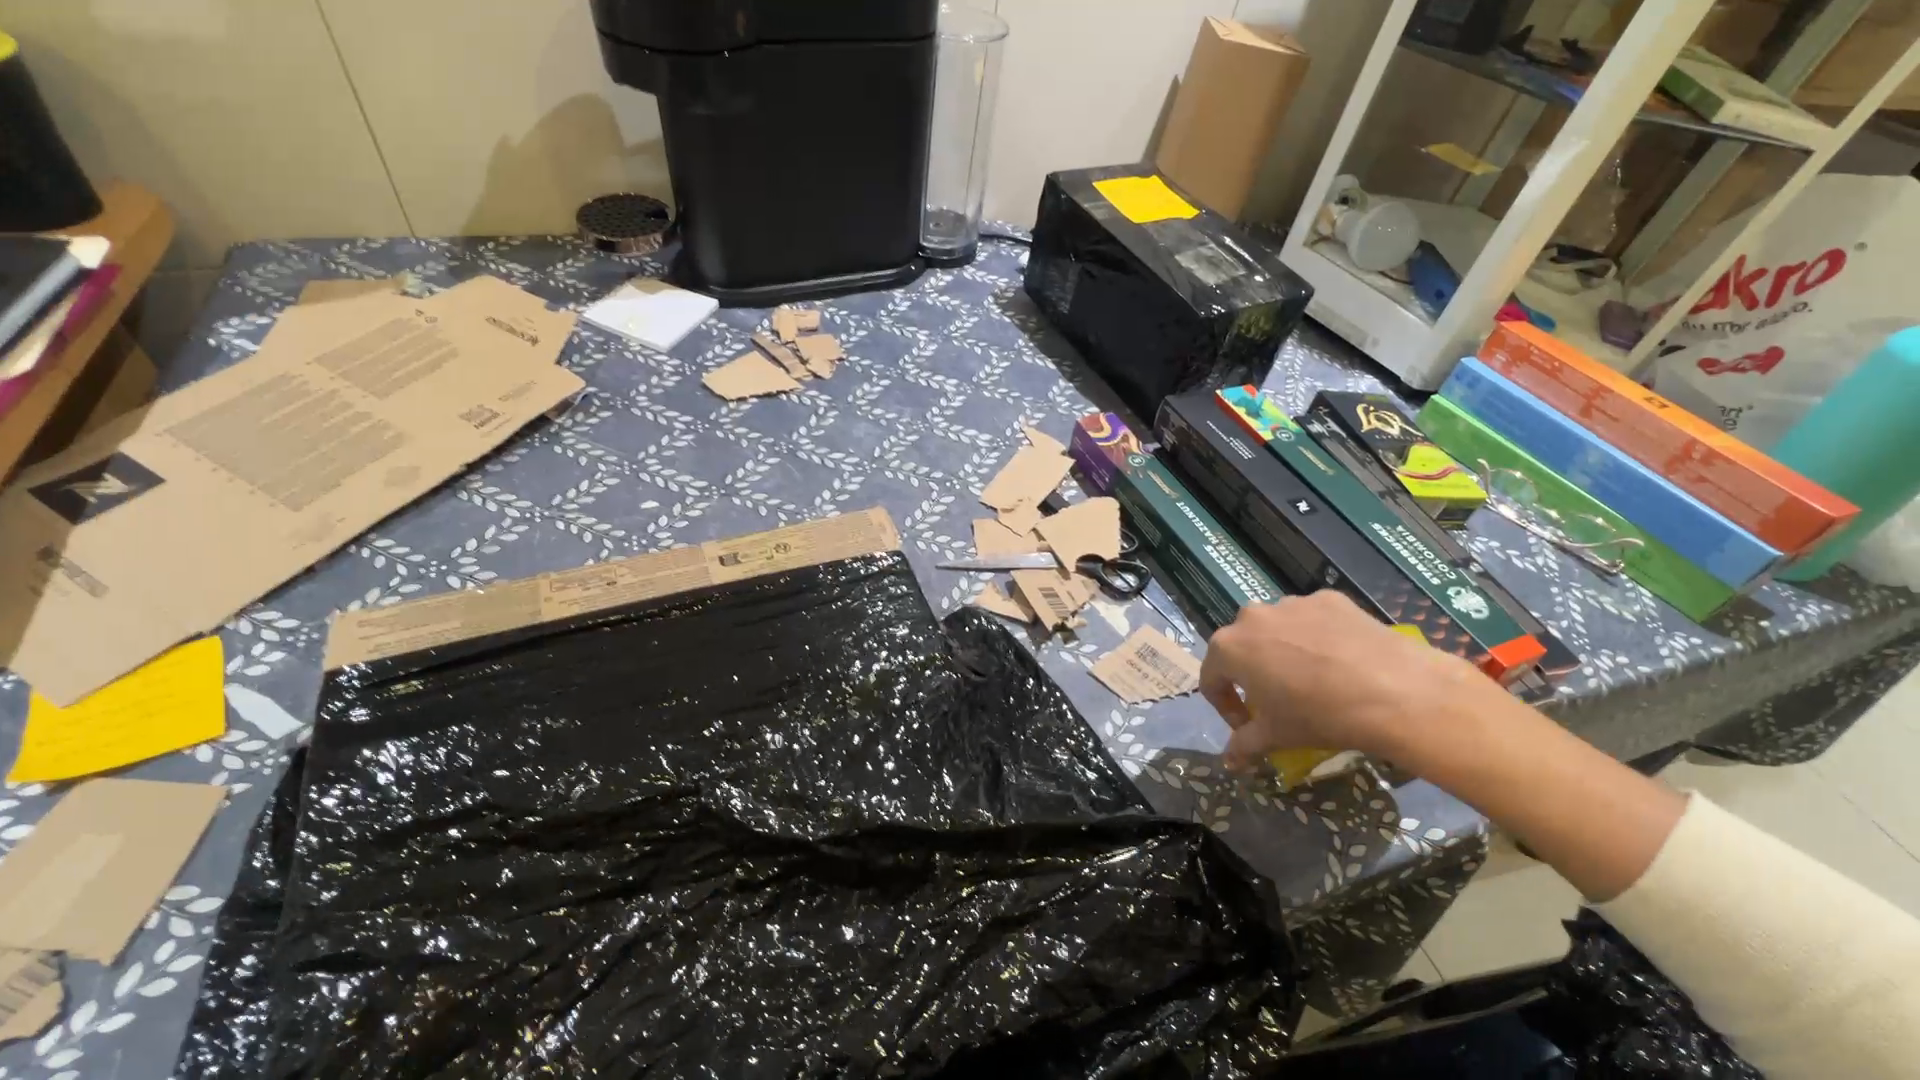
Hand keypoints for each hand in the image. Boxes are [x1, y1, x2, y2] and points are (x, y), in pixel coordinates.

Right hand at [1199, 590, 1502, 770]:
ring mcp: (1293, 603)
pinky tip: (1340, 663)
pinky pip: (1312, 620)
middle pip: (1243, 648)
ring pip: (1278, 630)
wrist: (1394, 692)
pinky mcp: (1330, 599)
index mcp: (1229, 647)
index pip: (1212, 677)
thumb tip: (1229, 762)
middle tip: (1276, 702)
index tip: (1246, 726)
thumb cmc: (1319, 715)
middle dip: (1253, 675)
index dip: (1225, 706)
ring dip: (1283, 653)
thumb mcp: (1276, 735)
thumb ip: (1244, 744)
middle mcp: (1253, 616)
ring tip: (1312, 681)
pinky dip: (1317, 639)